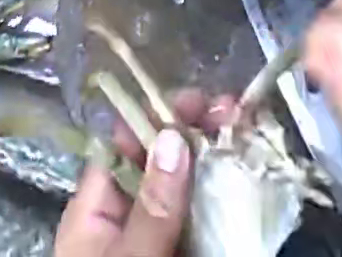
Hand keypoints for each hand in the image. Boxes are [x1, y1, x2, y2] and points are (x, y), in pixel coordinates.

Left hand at [55, 89, 233, 256]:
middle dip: (197, 130)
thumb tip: (174, 135)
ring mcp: (150, 233)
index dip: (162, 112)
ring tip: (247, 134)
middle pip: (161, 158)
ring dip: (214, 159)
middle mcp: (123, 213)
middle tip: (236, 112)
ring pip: (185, 186)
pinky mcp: (177, 249)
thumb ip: (151, 206)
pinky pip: (199, 217)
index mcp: (95, 205)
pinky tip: (246, 178)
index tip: (203, 98)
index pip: (126, 138)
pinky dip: (221, 196)